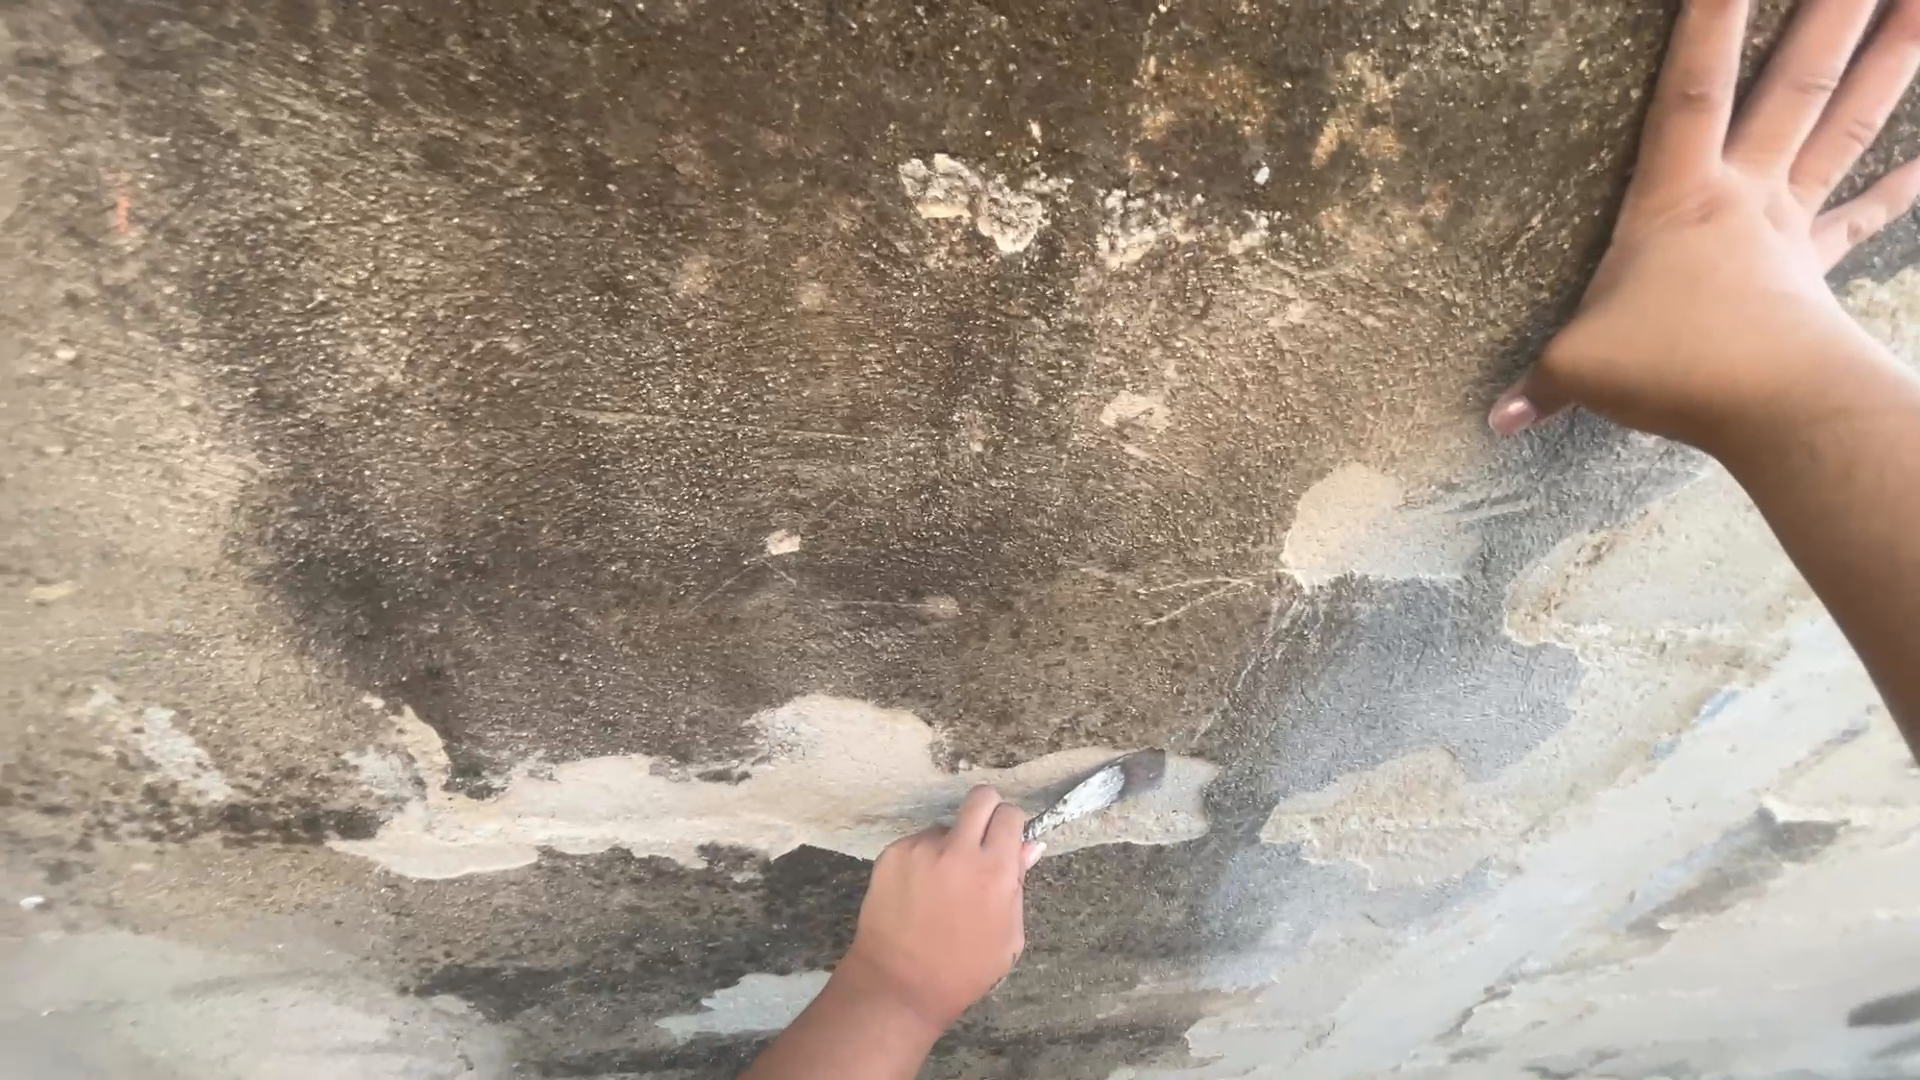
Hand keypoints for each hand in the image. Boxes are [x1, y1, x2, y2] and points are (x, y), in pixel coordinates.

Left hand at [833, 786, 1043, 1033]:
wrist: (899, 986)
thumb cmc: (963, 970)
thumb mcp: (1008, 936)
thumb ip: (1018, 884)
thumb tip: (1029, 845)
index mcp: (994, 871)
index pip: (1010, 814)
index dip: (1010, 824)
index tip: (1006, 836)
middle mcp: (958, 851)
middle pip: (980, 797)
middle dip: (987, 808)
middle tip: (982, 835)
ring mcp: (922, 849)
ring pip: (945, 826)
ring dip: (950, 843)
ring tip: (942, 885)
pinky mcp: (893, 853)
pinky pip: (917, 843)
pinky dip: (922, 859)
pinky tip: (918, 892)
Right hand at [1491, 0, 1919, 448]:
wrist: (1770, 402)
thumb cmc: (1665, 368)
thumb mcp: (1569, 374)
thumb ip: (1531, 390)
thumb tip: (1493, 423)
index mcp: (1672, 207)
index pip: (1687, 100)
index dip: (1705, 30)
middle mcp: (1738, 198)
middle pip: (1793, 87)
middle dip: (1831, 15)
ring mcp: (1784, 226)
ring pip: (1848, 125)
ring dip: (1893, 60)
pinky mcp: (1810, 264)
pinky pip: (1866, 215)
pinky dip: (1904, 185)